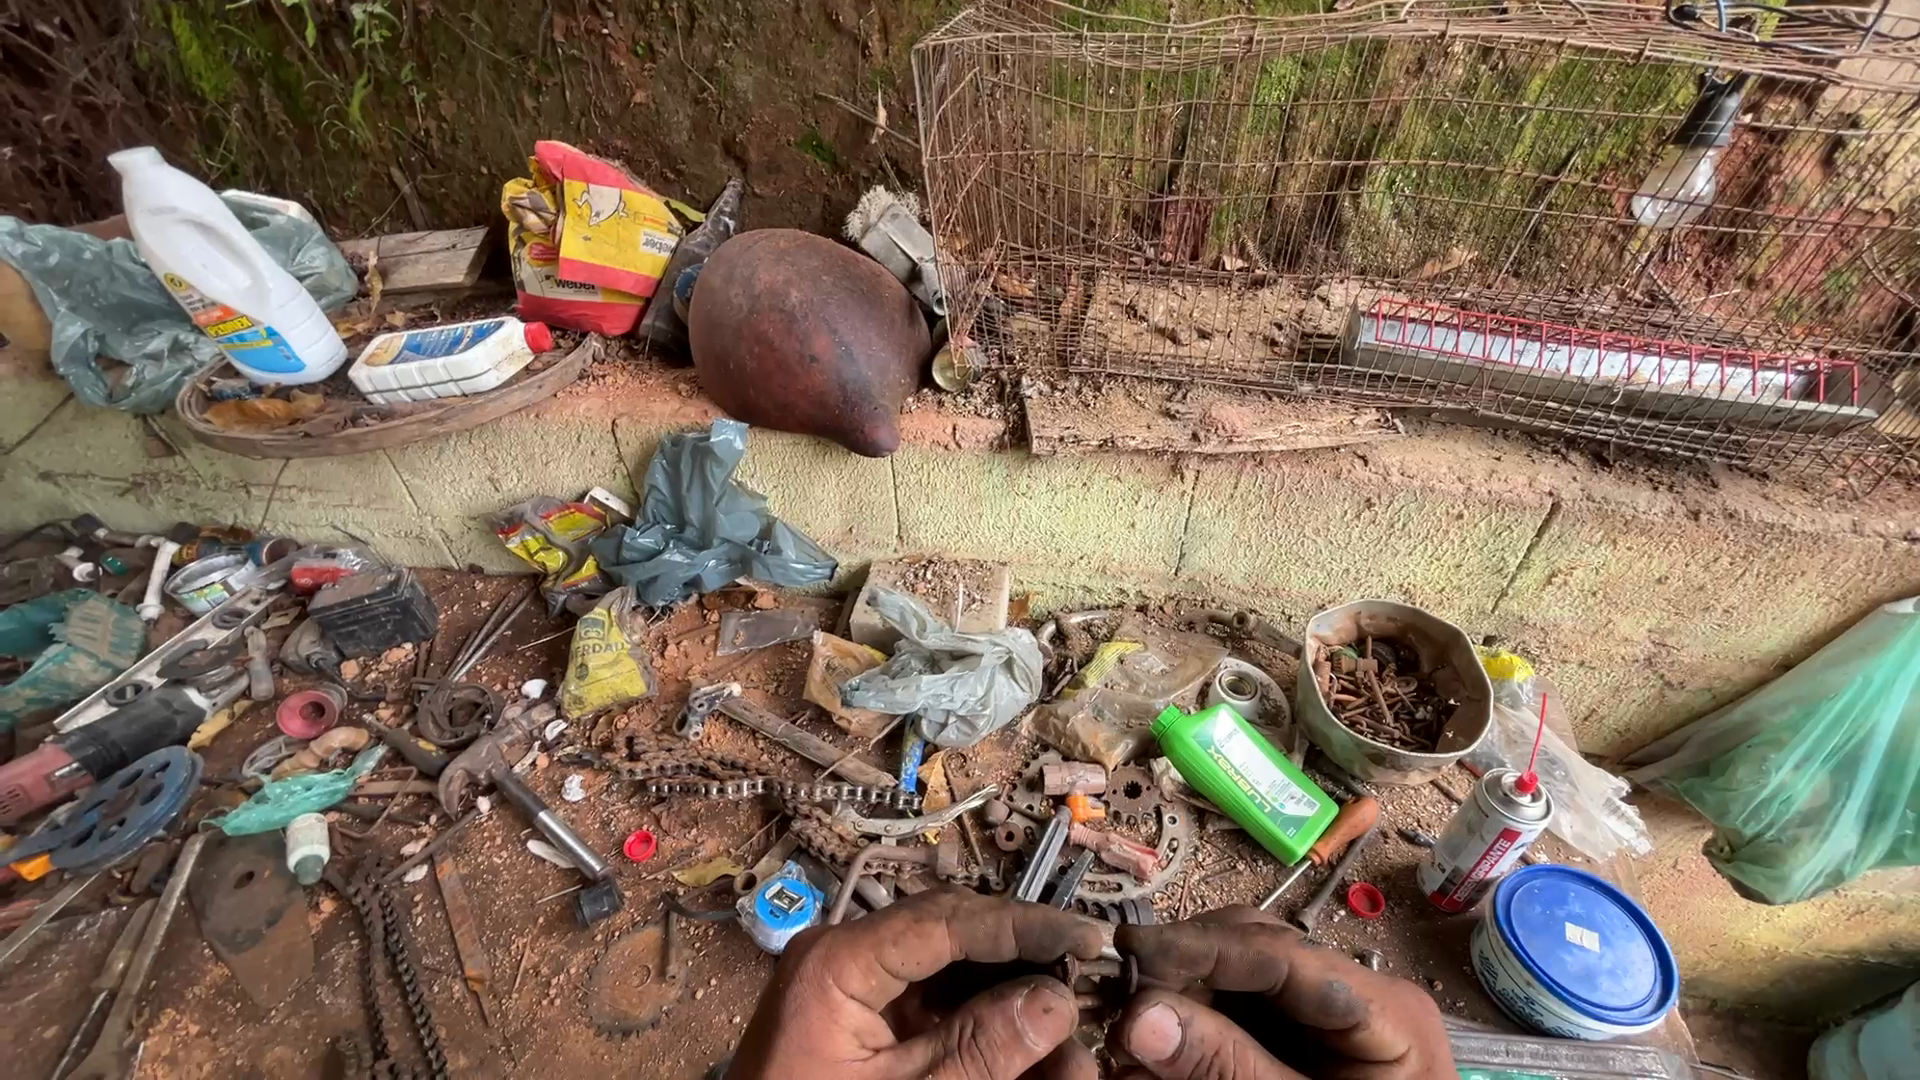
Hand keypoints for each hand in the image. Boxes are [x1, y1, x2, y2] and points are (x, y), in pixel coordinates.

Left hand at [726, 889, 1107, 1079]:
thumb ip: (978, 1052)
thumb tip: (1056, 1000)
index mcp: (839, 961)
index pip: (946, 919)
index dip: (1022, 924)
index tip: (1085, 936)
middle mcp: (849, 953)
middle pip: (954, 933)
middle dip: (1023, 957)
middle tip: (1085, 973)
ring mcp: (858, 983)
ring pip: (953, 967)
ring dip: (1011, 994)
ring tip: (1068, 1026)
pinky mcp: (868, 1015)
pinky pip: (936, 1003)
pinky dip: (983, 1022)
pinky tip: (1029, 1042)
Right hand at [1111, 907, 1455, 1079]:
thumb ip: (1227, 1069)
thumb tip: (1137, 1017)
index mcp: (1385, 1010)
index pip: (1277, 951)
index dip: (1197, 946)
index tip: (1128, 950)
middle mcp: (1354, 994)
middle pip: (1250, 952)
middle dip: (1181, 972)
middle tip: (1119, 996)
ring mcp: (1325, 1015)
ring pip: (1232, 977)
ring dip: (1176, 1000)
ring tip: (1126, 1033)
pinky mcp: (1297, 1037)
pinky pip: (1233, 1012)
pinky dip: (1191, 1029)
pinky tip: (1153, 1050)